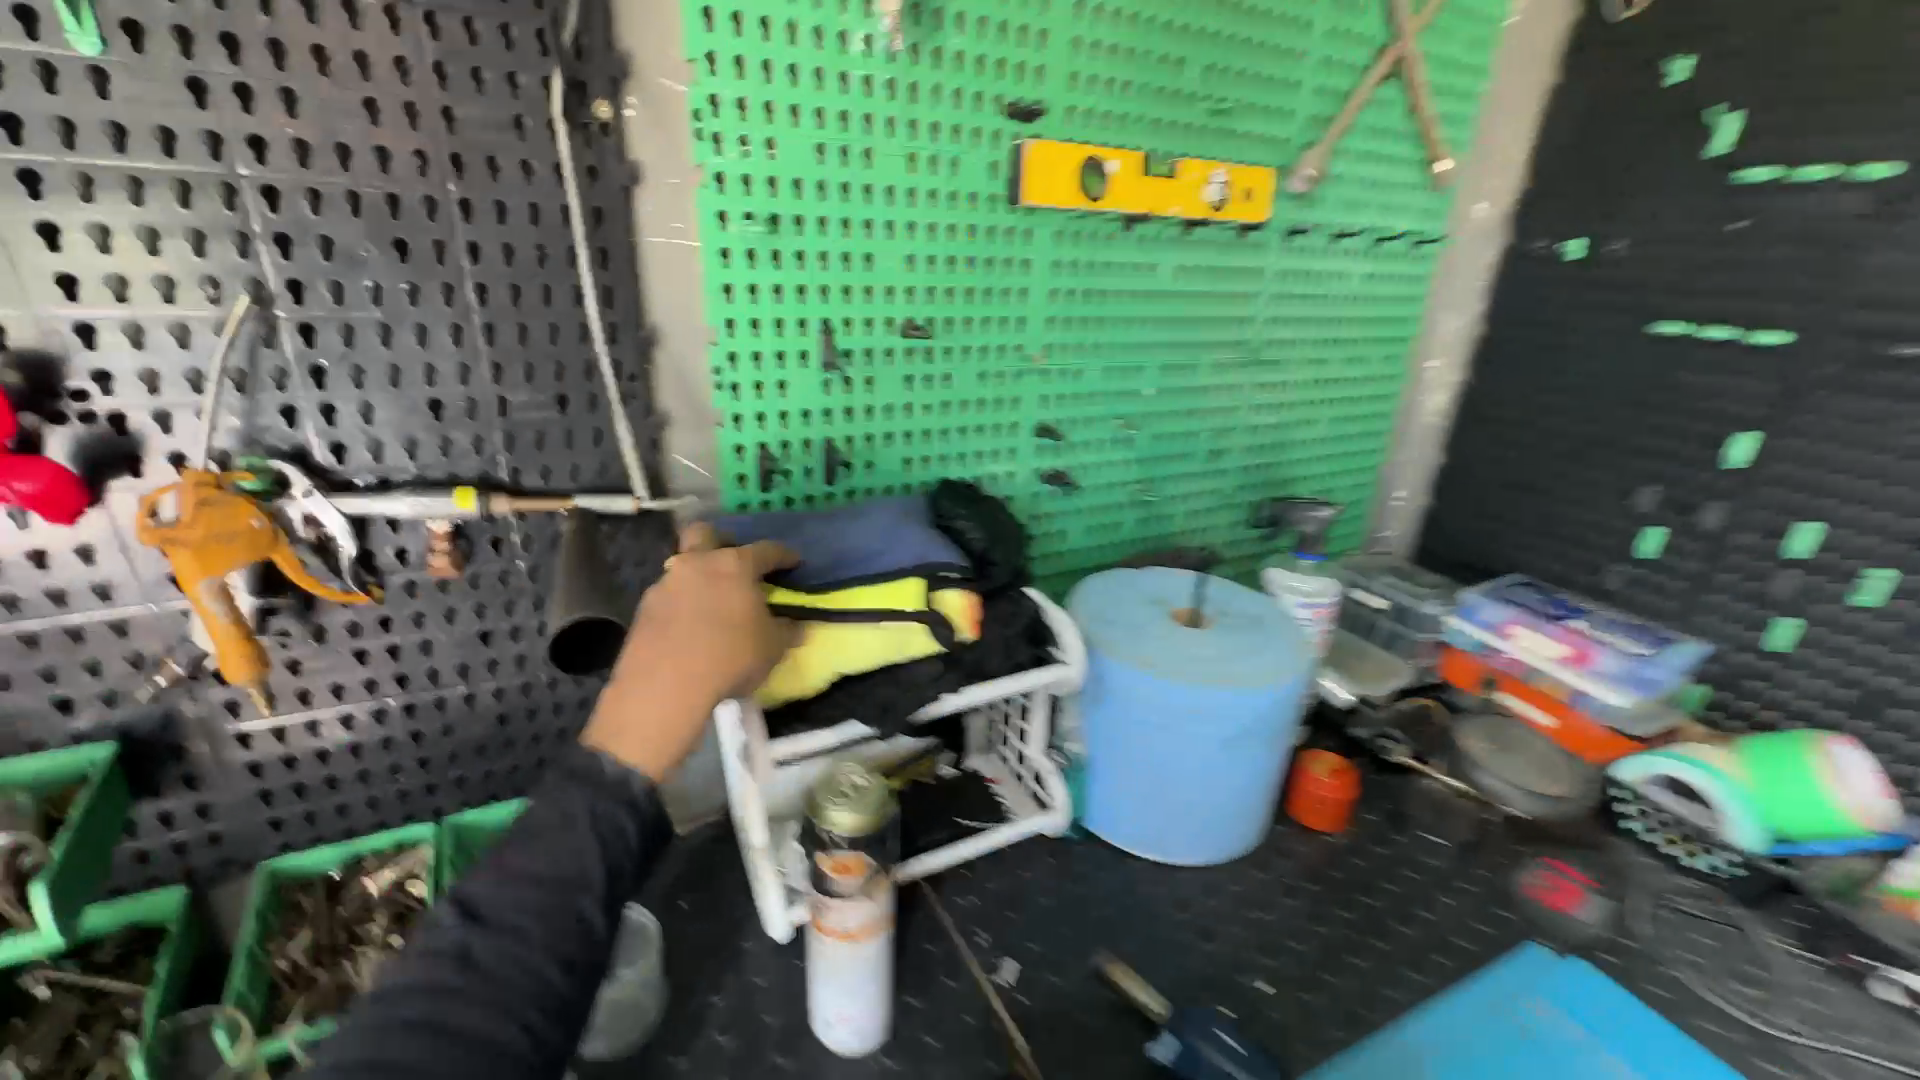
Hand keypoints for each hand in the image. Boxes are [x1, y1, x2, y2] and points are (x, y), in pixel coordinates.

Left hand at [580, 523, 800, 779]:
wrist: (665, 685)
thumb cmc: (731, 657)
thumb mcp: (773, 648)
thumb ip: (786, 631)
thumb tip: (794, 626)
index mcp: (735, 566)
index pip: (766, 550)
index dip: (784, 555)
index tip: (794, 561)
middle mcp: (697, 564)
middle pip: (705, 533)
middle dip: (721, 540)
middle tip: (735, 561)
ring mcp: (665, 584)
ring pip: (682, 566)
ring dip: (697, 577)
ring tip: (711, 604)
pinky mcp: (643, 609)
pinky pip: (667, 596)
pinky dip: (680, 605)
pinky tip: (688, 628)